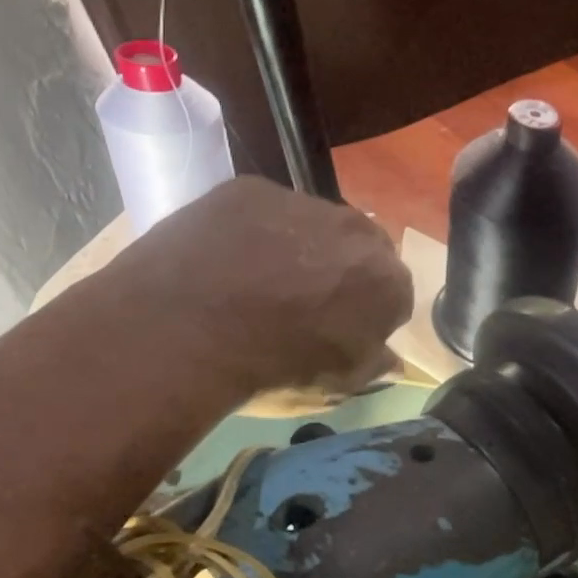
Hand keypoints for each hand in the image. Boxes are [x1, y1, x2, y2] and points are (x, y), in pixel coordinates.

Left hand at [94, 176, 412, 392]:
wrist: (181, 332)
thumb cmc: (272, 371)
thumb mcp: (335, 388)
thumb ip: (373, 364)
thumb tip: (388, 356)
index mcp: (386, 281)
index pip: (396, 296)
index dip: (371, 316)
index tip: (345, 333)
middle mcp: (355, 230)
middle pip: (362, 250)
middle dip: (344, 273)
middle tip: (307, 305)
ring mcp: (300, 202)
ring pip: (315, 226)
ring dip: (303, 248)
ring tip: (262, 281)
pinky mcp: (248, 188)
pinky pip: (267, 211)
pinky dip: (257, 231)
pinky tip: (229, 261)